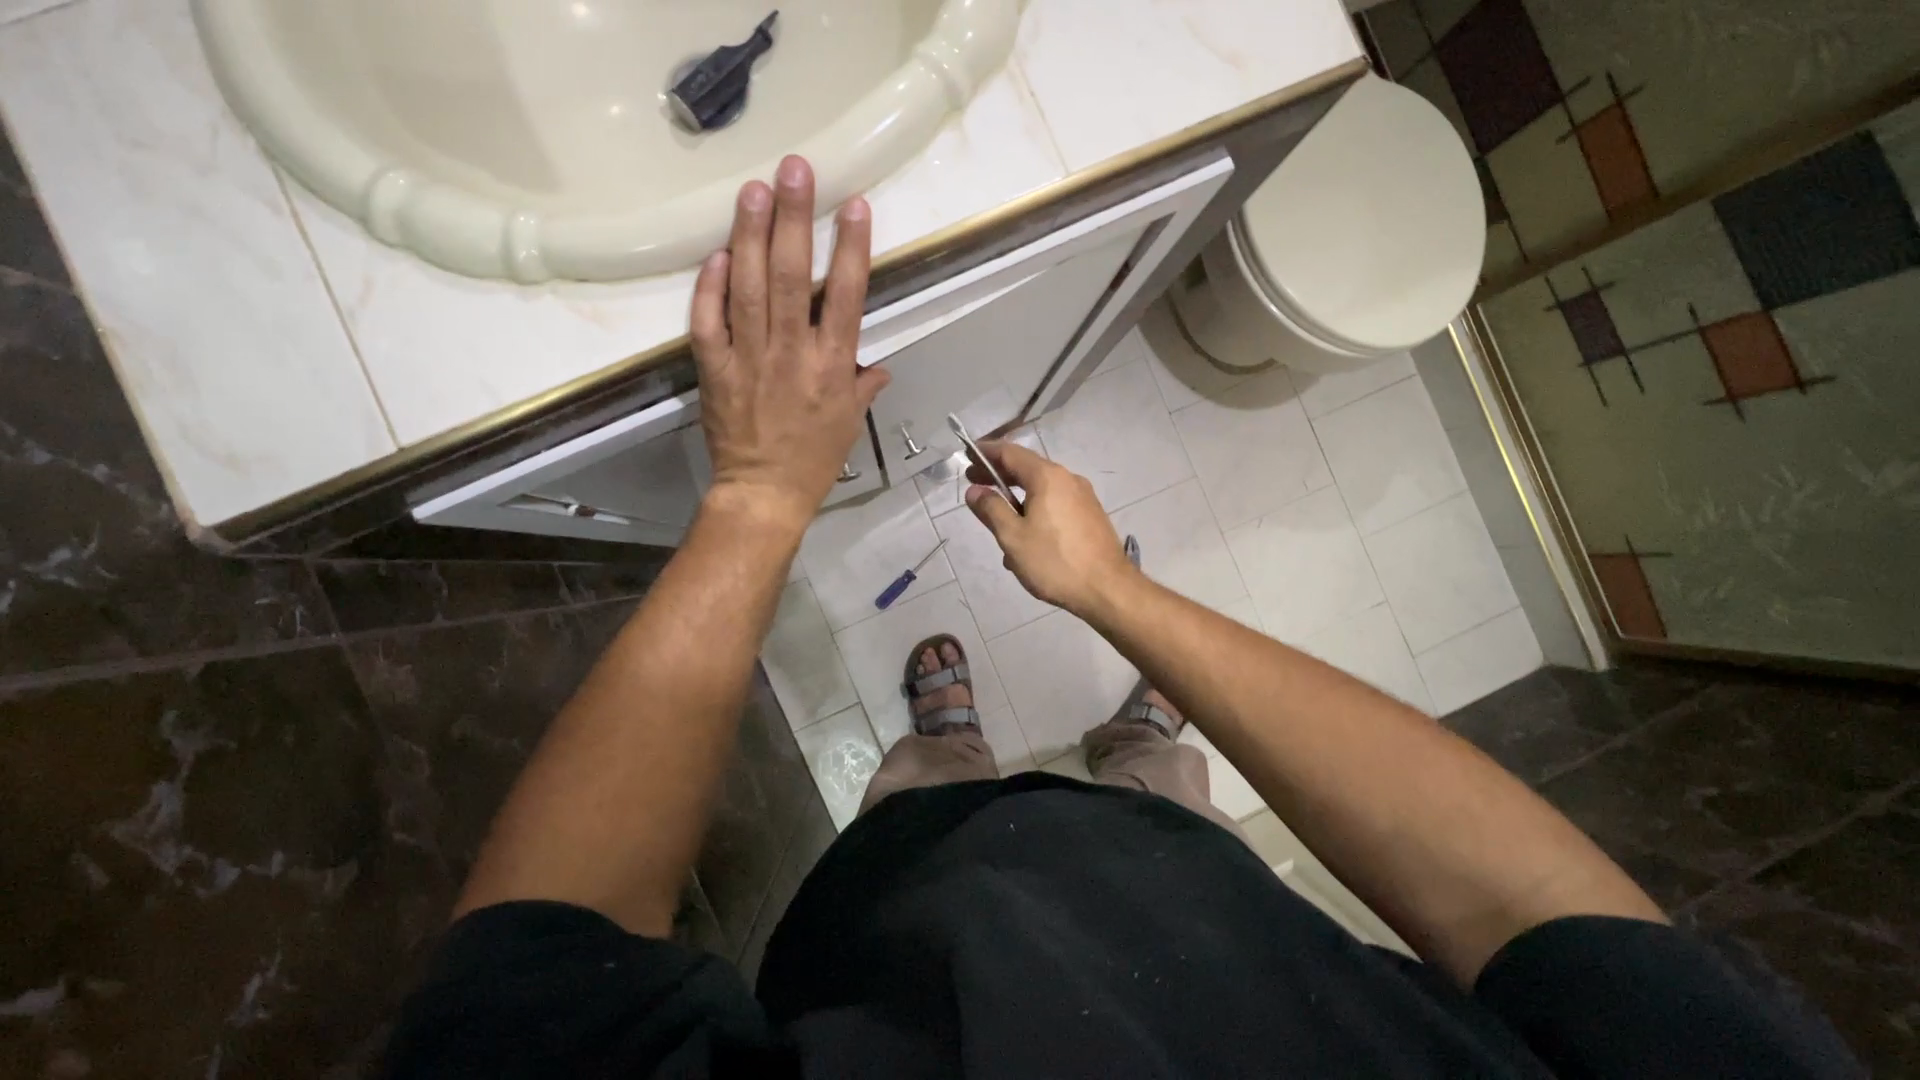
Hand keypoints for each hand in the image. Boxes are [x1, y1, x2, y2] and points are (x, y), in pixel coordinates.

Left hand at [691, 156, 890, 530]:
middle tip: (794, 169)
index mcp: (832, 367)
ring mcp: (748, 359)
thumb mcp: (850, 422)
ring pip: (747, 287)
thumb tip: (880, 366)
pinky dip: (710, 286)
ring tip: (753, 190)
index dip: (851, 248)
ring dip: (749, 235)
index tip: (854, 205)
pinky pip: (708, 321)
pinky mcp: (714, 369)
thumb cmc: (814, 458)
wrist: (764, 493)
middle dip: (794, 218)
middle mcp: (792, 354)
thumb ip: (864, 386)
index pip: (845, 296)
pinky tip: (717, 253)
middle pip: (791, 276)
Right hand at [964, 442, 1137, 616]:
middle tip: (975, 485)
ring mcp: (1083, 498)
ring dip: (1017, 498)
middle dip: (999, 475)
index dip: (986, 453)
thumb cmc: (1055, 562)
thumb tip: (975, 491)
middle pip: (1027, 468)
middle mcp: (1068, 479)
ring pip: (1042, 490)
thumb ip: (991, 509)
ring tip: (997, 520)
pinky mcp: (1090, 516)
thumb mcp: (1013, 537)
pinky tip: (1026, 539)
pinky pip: (1056, 505)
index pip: (1010, 453)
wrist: (1108, 589)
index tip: (967, 457)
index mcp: (1048, 477)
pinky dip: (1036, 511)